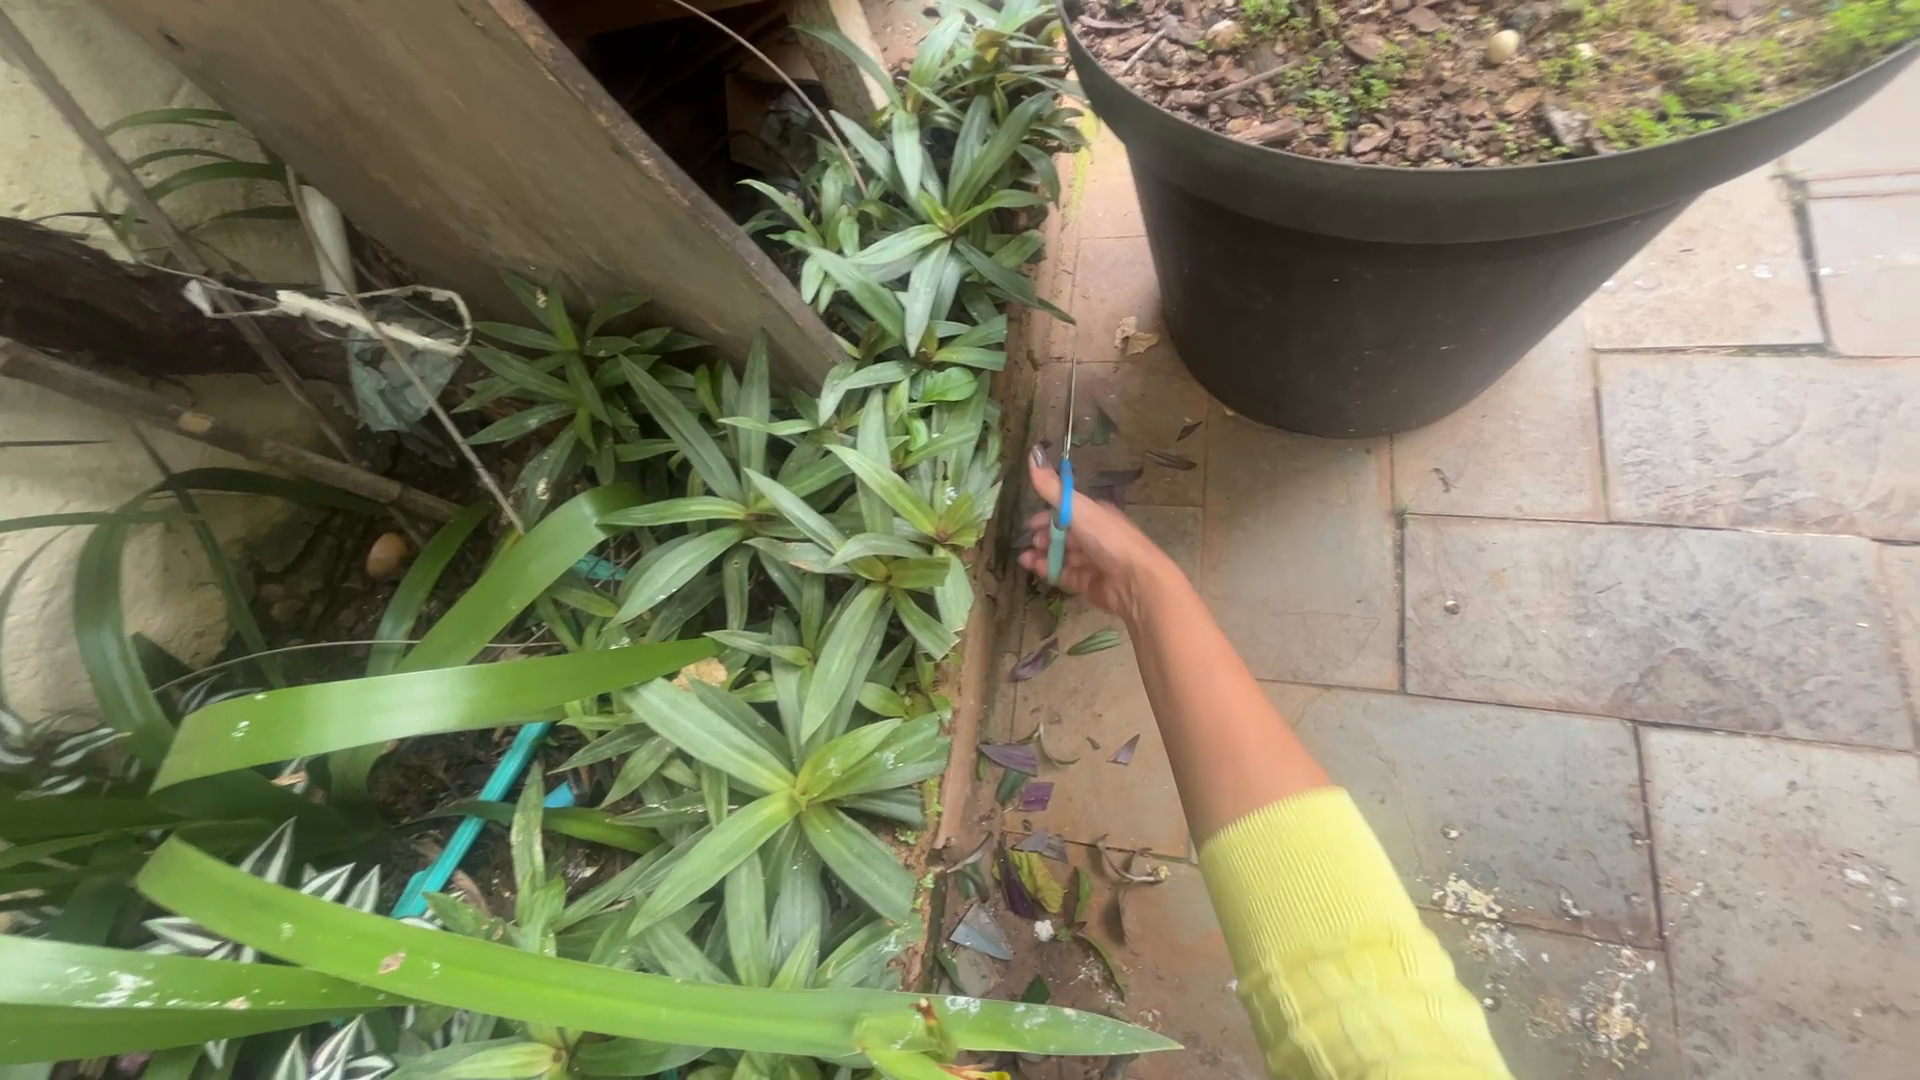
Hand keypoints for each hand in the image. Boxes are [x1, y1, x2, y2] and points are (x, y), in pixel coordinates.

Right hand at [1019, 446, 1181, 622]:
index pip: (1066, 511)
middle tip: (1031, 541)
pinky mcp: (1089, 581)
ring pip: (1062, 554)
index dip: (1047, 516)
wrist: (1135, 580)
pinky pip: (1065, 573)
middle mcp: (1095, 535)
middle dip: (1044, 536)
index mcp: (1095, 514)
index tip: (1029, 523)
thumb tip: (1032, 452)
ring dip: (1042, 554)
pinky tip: (1034, 568)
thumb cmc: (1107, 538)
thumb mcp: (1077, 508)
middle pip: (1063, 534)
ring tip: (1025, 558)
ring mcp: (1092, 559)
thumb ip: (1052, 487)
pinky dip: (1049, 570)